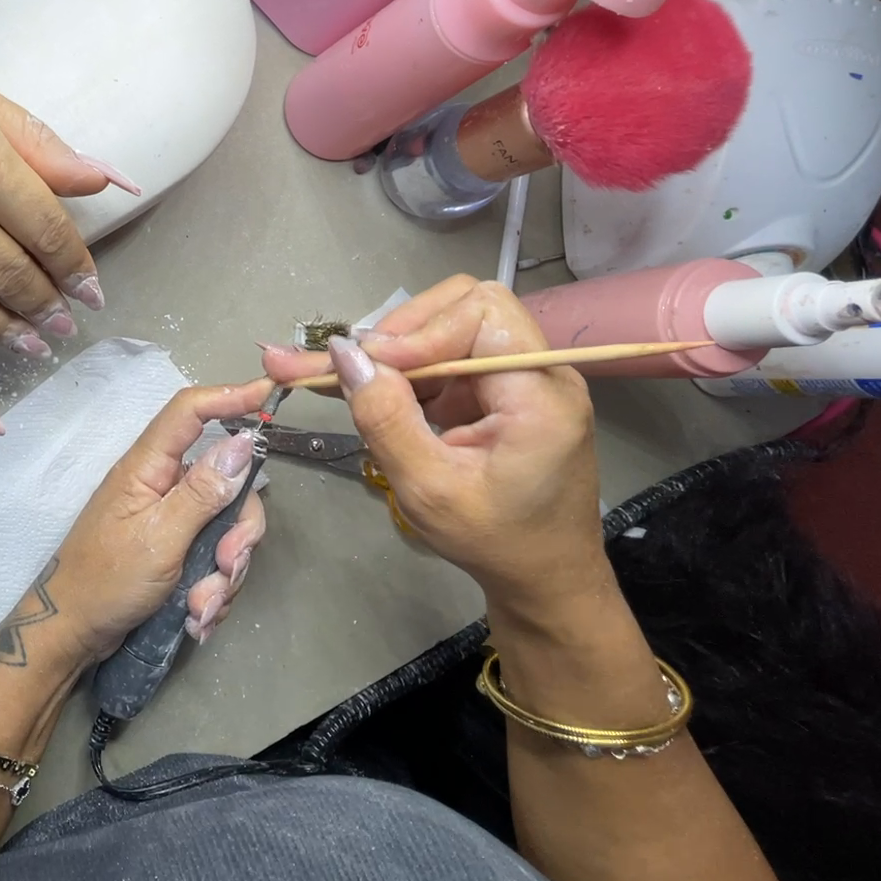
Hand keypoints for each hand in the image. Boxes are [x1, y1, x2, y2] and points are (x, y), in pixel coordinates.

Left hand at [39, 382, 272, 666]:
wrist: (74, 631)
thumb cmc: (106, 580)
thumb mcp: (160, 538)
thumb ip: (203, 492)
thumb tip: (242, 442)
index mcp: (147, 468)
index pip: (188, 412)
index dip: (229, 396)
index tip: (270, 393)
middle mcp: (160, 485)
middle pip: (226, 484)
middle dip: (236, 534)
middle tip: (225, 568)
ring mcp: (168, 518)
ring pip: (225, 528)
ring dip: (222, 575)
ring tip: (202, 608)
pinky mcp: (174, 548)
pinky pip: (212, 557)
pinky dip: (212, 590)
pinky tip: (196, 617)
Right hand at [260, 276, 604, 610]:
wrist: (541, 575)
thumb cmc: (491, 539)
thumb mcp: (427, 487)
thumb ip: (384, 417)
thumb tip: (342, 354)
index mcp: (539, 393)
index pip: (478, 314)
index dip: (415, 332)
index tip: (363, 366)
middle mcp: (537, 370)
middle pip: (463, 305)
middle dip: (399, 331)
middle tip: (349, 366)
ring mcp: (516, 377)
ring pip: (446, 326)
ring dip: (391, 350)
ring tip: (339, 377)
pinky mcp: (494, 390)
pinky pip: (441, 356)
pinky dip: (399, 369)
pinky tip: (363, 388)